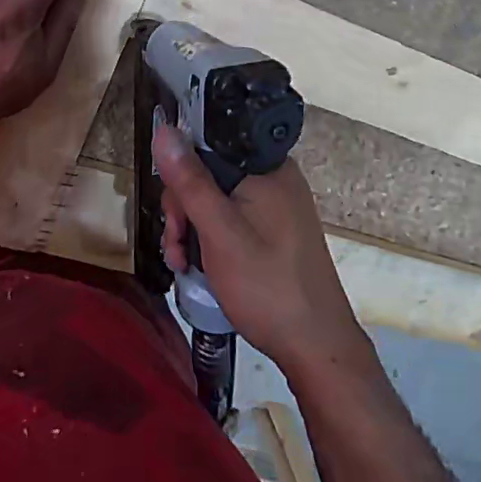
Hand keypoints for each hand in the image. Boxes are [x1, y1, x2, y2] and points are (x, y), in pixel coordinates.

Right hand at [154, 119, 366, 374]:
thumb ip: (190, 181)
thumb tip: (164, 132)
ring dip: (191, 230)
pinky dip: (210, 241)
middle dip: (184, 210)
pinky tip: (199, 267)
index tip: (174, 208)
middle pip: (208, 175)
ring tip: (184, 264)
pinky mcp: (273, 232)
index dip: (182, 170)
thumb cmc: (268, 287)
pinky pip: (230, 221)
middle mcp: (274, 179)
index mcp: (268, 168)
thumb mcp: (219, 231)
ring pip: (215, 201)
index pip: (210, 145)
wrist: (316, 350)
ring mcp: (275, 208)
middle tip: (179, 246)